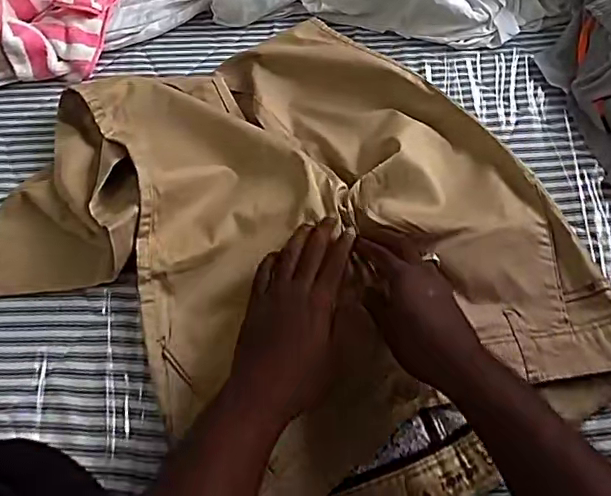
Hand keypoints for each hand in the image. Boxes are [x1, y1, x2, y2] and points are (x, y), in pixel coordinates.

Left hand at [223, 218, 354, 426]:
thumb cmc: (302, 381)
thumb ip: (344, 324)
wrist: (259, 391)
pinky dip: (273, 258)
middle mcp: (297, 291)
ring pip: (288, 256)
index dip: (342, 246)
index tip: (349, 231)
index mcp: (319, 303)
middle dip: (322, 233)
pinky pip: (264, 271)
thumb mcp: (334, 357)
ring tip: (307, 226)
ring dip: (299, 239)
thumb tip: (353, 296)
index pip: (334, 266)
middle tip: (330, 218)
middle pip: (311, 253)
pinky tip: (277, 254)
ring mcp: (274, 293)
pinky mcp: (256, 301)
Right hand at [353, 230, 492, 394]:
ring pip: (416, 254)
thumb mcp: (389, 328)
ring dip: (401, 249)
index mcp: (403, 275)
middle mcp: (421, 270)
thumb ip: (376, 305)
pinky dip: (412, 264)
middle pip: (402, 244)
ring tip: (389, 254)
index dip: (367, 246)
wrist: (458, 360)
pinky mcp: (446, 290)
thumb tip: (366, 289)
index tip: (356, 240)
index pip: (382, 254)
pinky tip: (408, 276)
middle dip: (385, 238)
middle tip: (371, 237)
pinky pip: (424, 267)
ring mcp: (436, 279)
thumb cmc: (418, 345)